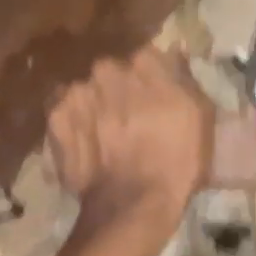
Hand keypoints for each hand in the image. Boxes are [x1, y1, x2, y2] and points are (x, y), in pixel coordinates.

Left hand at [46, 49, 211, 247]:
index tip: (153, 101)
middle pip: (111, 73)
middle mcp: (107, 69)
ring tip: (103, 137)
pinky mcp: (55, 118)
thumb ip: (184, 78)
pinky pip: (63, 113)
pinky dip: (72, 126)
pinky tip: (84, 146)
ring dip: (93, 108)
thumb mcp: (200, 116)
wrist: (134, 203)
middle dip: (117, 91)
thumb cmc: (177, 162)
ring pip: (85, 92)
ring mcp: (76, 92)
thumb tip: (174, 52)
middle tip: (126, 121)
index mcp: (145, 62)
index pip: (146, 59)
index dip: (149, 81)